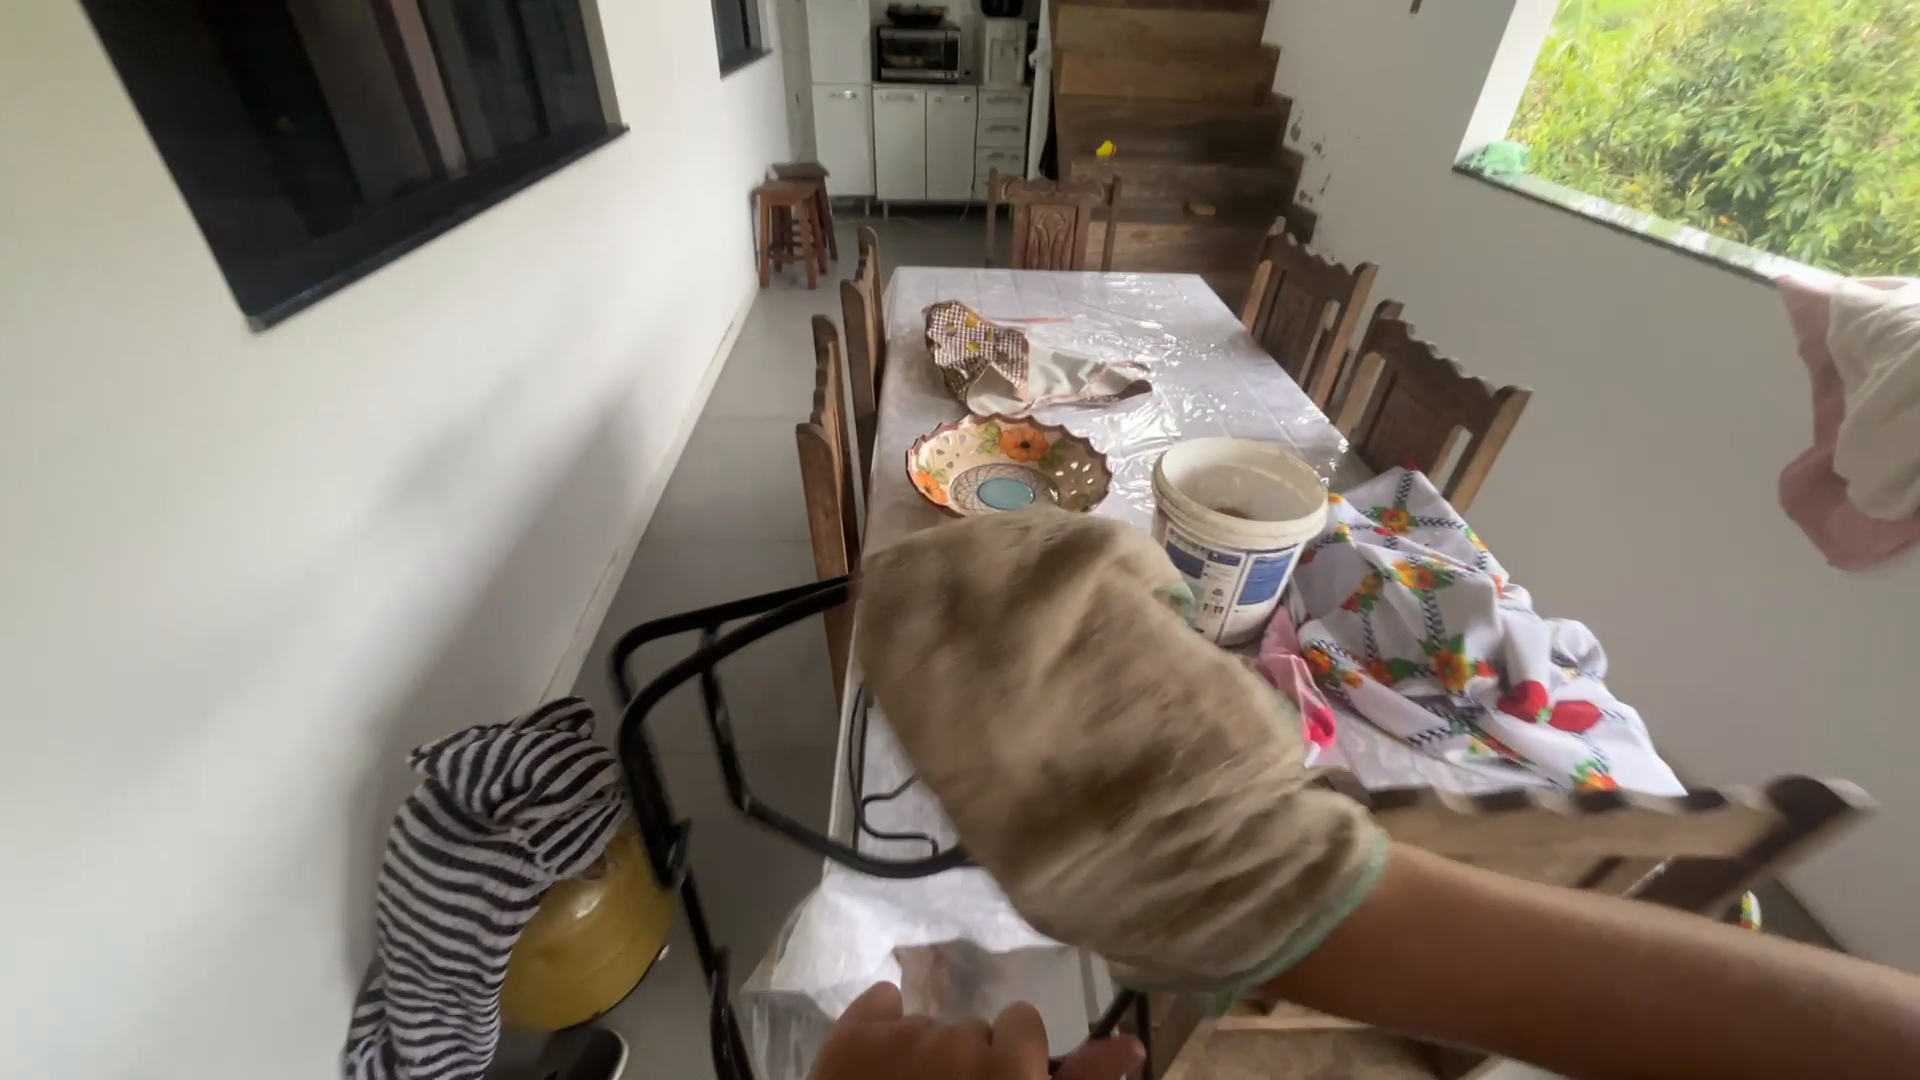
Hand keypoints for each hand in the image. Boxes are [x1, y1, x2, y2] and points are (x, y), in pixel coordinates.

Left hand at [810, 982, 1144, 1079]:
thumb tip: (1132, 1044)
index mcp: (1011, 1071)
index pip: (1023, 1022)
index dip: (1010, 1059)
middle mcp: (961, 1041)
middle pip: (972, 1027)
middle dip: (964, 1061)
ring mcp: (902, 1036)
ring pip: (926, 1021)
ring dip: (920, 1055)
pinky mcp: (852, 1036)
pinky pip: (879, 1000)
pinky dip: (879, 1028)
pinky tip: (874, 1069)